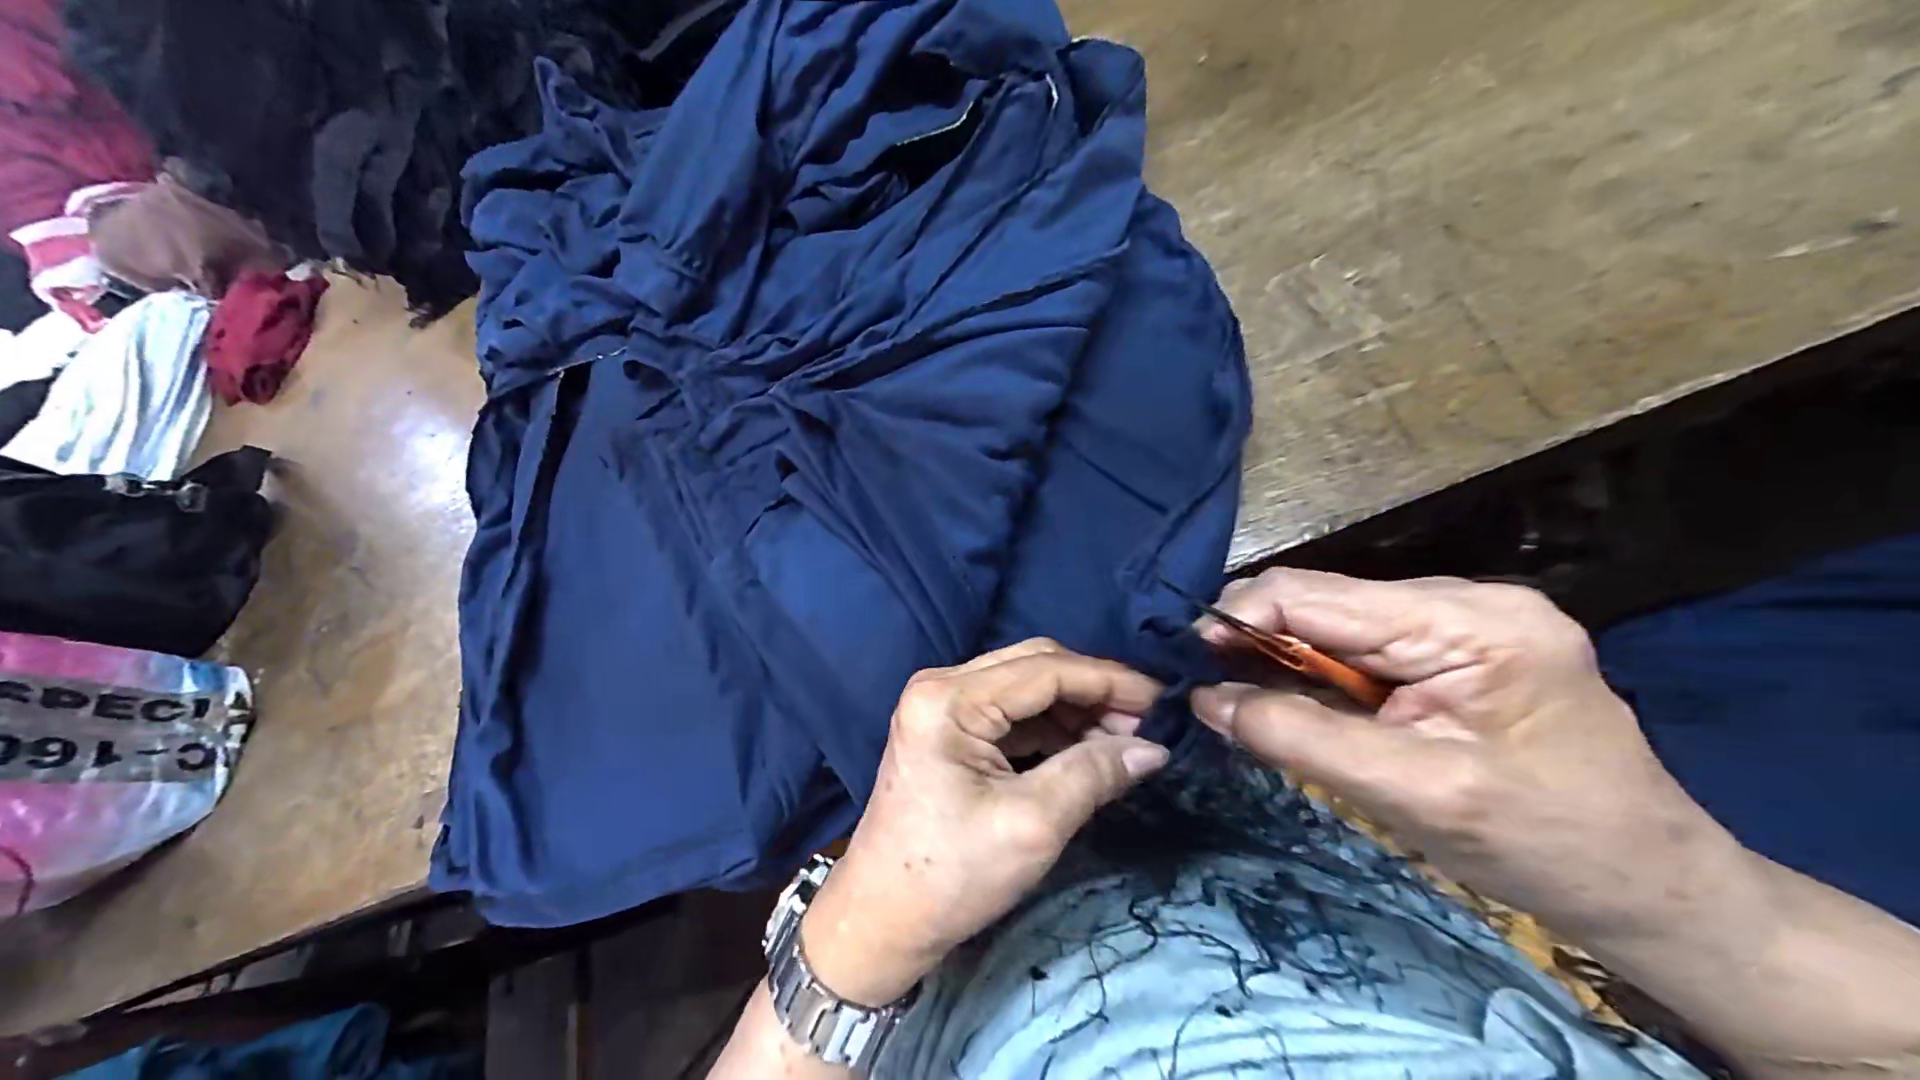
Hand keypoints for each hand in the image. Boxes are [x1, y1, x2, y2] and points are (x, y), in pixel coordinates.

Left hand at [801, 640, 1170, 1005]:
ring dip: (1076, 708)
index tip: (1162, 701)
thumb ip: (1094, 774)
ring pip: (1026, 686)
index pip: (1045, 668)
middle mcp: (941, 685)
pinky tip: (1087, 749)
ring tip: (1124, 740)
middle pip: (1035, 665)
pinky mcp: (948, 728)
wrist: (881, 918)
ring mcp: (941, 704)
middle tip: (1145, 724)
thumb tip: (1153, 748)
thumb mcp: (1033, 824)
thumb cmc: (951, 875)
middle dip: (1094, 690)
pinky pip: (1011, 711)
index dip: (1109, 681)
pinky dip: (1052, 726)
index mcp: (949, 698)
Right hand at [1190, 569, 1746, 938]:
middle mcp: (1463, 600)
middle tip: (1218, 694)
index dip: (1239, 621)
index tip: (1193, 667)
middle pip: (1320, 602)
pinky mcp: (1453, 645)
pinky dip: (1316, 673)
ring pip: (1331, 622)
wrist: (1654, 889)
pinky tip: (1307, 706)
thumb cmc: (1546, 846)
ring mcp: (1461, 619)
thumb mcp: (1411, 794)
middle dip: (1258, 643)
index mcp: (1469, 622)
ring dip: (1284, 661)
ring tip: (1255, 705)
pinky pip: (1357, 643)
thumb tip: (1204, 699)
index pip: (1313, 594)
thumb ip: (1298, 736)